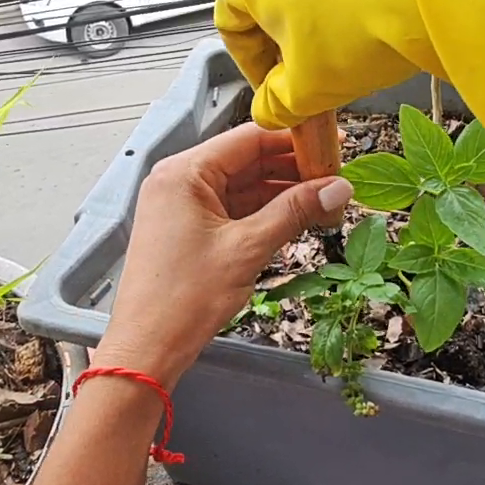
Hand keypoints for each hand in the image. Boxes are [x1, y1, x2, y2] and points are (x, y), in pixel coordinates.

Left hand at [95, 124, 349, 387]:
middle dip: (292, 170)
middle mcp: (178, 181)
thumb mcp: (247, 249)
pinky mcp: (187, 229)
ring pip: (242, 187)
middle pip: (247, 160)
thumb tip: (336, 188)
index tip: (332, 147)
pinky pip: (232, 210)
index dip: (295, 140)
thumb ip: (294, 212)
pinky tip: (295, 219)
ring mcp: (181, 206)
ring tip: (323, 202)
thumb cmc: (182, 300)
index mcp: (183, 173)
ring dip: (281, 194)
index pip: (249, 138)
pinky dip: (263, 214)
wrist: (147, 347)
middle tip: (335, 180)